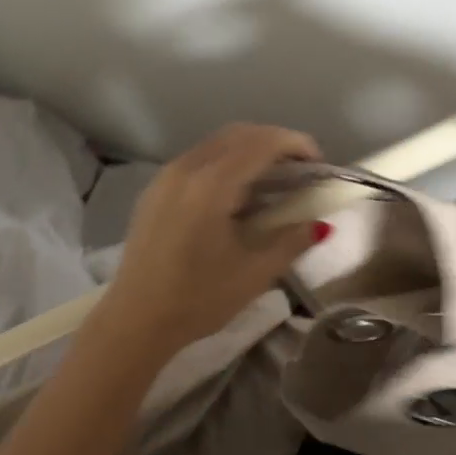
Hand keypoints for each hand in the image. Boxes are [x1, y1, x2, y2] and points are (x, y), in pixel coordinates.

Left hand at [98, 123, 323, 353]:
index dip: (295, 144)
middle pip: (238, 134)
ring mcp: (166, 176)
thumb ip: (291, 241)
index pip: (262, 143)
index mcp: (212, 184)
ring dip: (248, 150)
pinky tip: (235, 193)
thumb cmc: (197, 299)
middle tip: (300, 169)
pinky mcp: (154, 189)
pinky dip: (224, 161)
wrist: (135, 320)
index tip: (319, 164)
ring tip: (272, 180)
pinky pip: (197, 159)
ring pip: (215, 143)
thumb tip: (320, 224)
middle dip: (274, 142)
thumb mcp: (254, 274)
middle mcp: (187, 168)